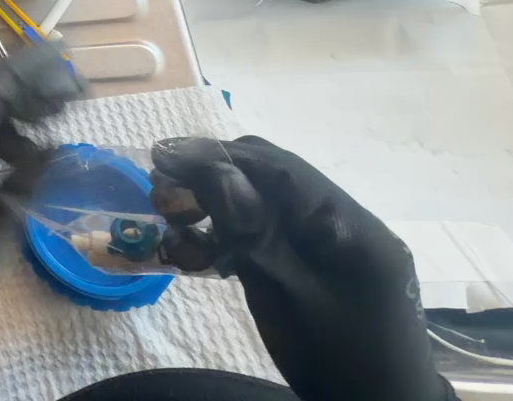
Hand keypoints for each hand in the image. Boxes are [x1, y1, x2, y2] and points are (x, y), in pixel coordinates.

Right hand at [151, 137, 450, 400]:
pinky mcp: (315, 258)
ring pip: (262, 197)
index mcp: (350, 226)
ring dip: (214, 201)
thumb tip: (214, 168)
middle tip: (164, 188)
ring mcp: (330, 240)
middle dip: (210, 174)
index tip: (162, 157)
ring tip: (175, 218)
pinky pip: (266, 225)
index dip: (216, 155)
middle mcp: (343, 221)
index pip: (278, 168)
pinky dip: (228, 228)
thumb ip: (253, 229)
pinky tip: (202, 247)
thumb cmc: (336, 357)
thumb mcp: (287, 293)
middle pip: (267, 175)